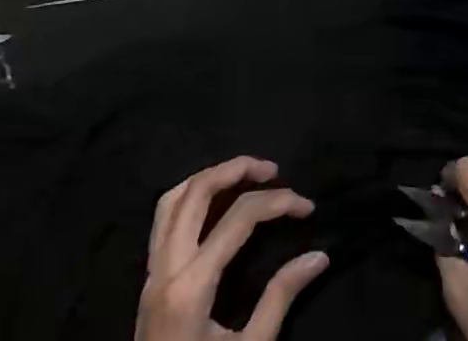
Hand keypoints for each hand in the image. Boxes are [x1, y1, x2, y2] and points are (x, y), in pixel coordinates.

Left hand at [136, 156, 329, 340]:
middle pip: (197, 192)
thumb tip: (319, 256)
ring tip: (244, 174)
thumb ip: (280, 298)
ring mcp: (151, 273)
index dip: (278, 202)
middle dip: (238, 169)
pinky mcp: (148, 280)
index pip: (239, 218)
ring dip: (210, 176)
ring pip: (173, 199)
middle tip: (273, 170)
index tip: (307, 207)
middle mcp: (165, 270)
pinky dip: (189, 196)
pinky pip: (162, 220)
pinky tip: (214, 201)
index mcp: (191, 287)